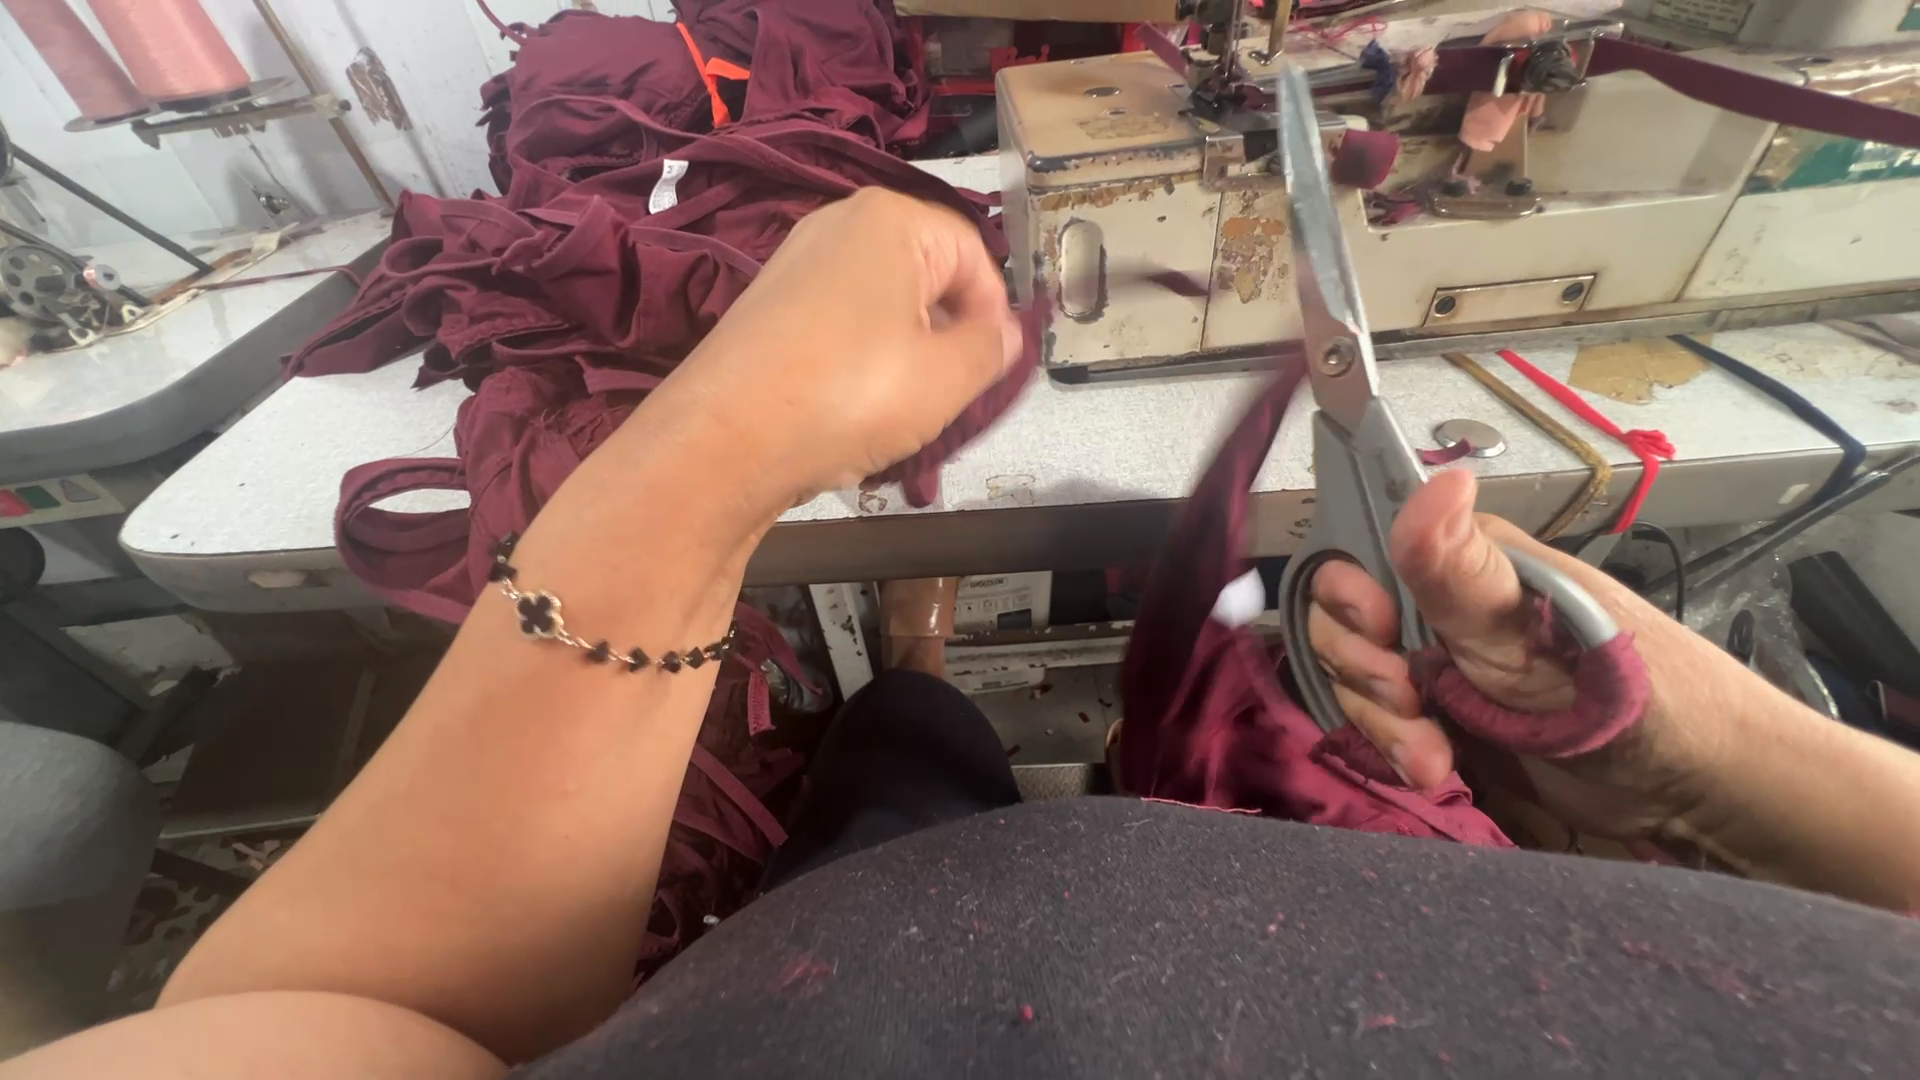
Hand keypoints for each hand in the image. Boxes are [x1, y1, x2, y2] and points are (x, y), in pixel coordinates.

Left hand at [663, 187, 1021, 509]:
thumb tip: (1007, 332)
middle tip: (948, 398)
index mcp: (891, 222)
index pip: (974, 257)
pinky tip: (853, 412)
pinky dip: (862, 367)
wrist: (724, 442)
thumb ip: (993, 348)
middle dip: (948, 340)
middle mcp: (838, 228)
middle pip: (927, 281)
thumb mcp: (947, 378)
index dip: (994, 317)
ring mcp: (796, 268)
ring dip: (907, 361)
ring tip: (900, 414)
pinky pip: (842, 330)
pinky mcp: (770, 312)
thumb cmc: (850, 396)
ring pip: (885, 312)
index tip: (992, 371)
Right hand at [1307, 469, 1771, 839]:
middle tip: (1404, 696)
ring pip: (1347, 678)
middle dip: (1359, 666)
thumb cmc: (1622, 689)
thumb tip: (1441, 477)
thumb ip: (1463, 566)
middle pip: (1336, 621)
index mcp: (1451, 564)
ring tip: (1429, 755)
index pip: (1354, 556)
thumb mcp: (1530, 628)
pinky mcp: (1425, 719)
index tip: (1378, 625)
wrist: (1687, 794)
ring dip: (1378, 719)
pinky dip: (1391, 749)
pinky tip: (1429, 769)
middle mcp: (1425, 607)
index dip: (1345, 592)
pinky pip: (1369, 724)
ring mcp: (1422, 665)